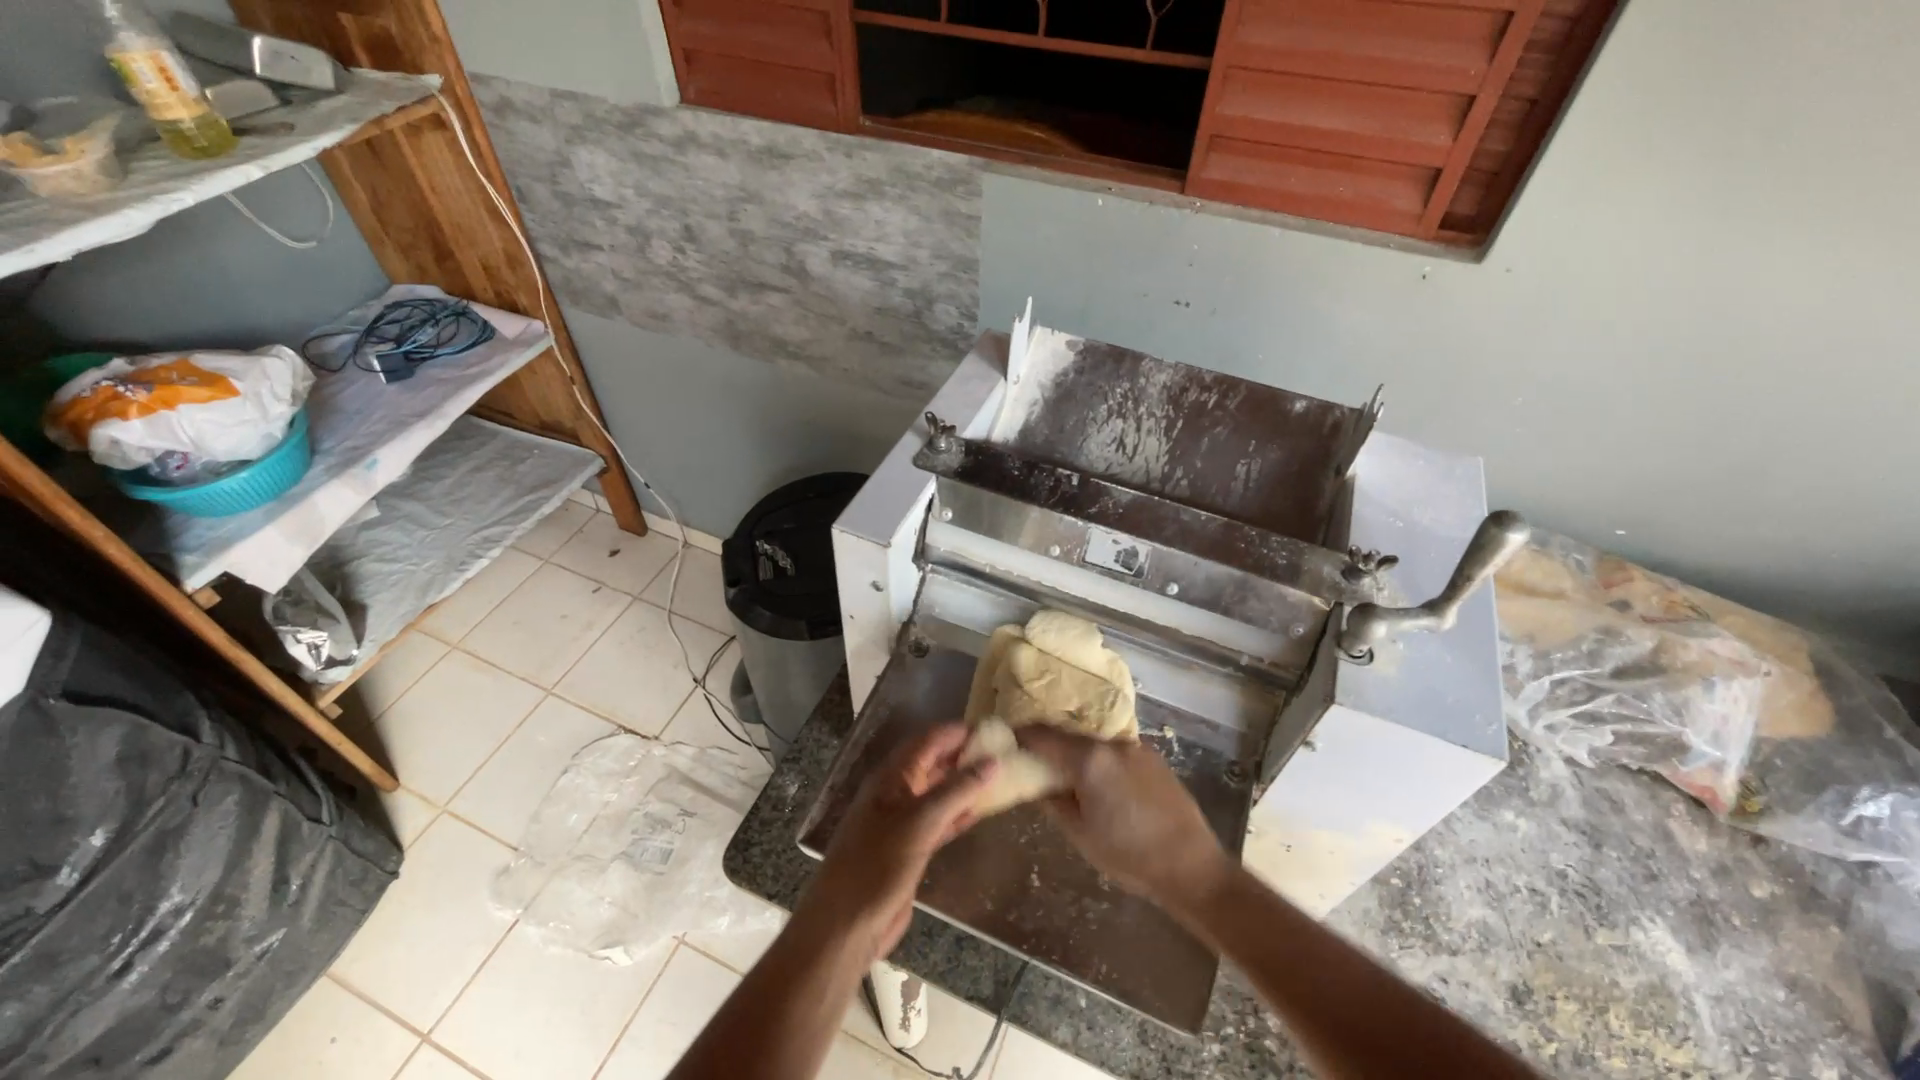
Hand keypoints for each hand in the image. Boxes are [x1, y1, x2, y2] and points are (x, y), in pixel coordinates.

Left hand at [799, 724, 998, 963]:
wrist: (847, 926)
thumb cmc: (876, 867)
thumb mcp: (919, 823)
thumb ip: (956, 791)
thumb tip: (992, 761)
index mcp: (889, 779)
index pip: (928, 741)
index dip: (958, 732)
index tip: (995, 731)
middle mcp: (895, 794)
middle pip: (934, 764)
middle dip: (965, 756)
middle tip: (1005, 753)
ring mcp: (903, 823)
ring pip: (939, 793)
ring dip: (966, 785)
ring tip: (1002, 776)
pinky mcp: (911, 849)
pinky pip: (940, 821)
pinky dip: (960, 813)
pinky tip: (983, 810)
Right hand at [1014, 726, 1231, 913]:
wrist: (1192, 867)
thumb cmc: (1129, 855)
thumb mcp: (1079, 833)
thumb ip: (1052, 801)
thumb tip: (1036, 783)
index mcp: (1089, 759)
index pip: (1042, 735)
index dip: (1020, 736)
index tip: (1005, 742)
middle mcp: (1112, 743)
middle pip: (1069, 735)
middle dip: (1047, 745)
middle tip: (1031, 762)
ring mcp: (1137, 748)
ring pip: (1094, 744)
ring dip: (1075, 754)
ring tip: (1066, 778)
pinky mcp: (1155, 759)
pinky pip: (1116, 753)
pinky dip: (1099, 762)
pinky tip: (1100, 787)